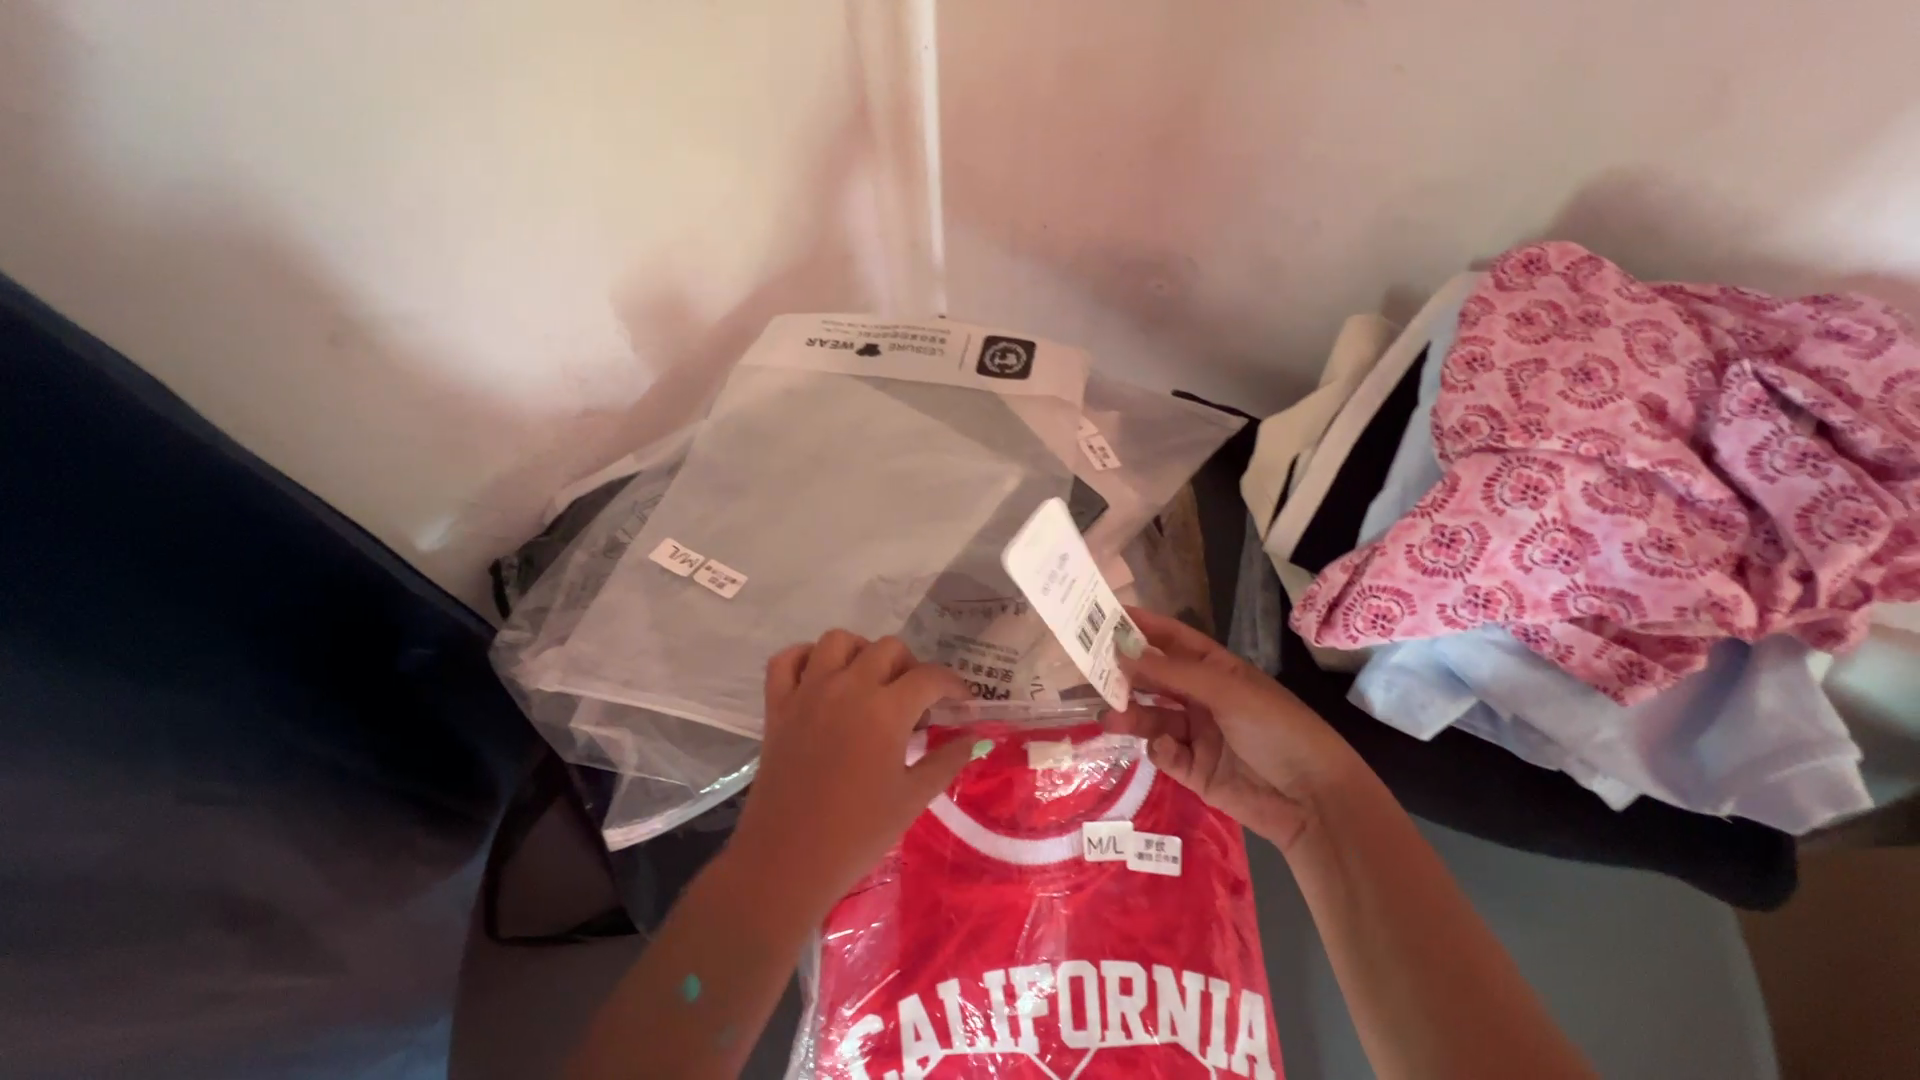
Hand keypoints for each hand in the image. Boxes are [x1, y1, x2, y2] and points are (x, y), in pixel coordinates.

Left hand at [729, 631, 974, 909]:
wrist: (788, 860)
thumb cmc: (857, 833)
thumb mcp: (913, 798)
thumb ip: (946, 760)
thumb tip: (973, 739)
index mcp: (886, 709)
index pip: (930, 677)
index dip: (954, 686)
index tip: (963, 702)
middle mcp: (847, 687)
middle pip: (888, 649)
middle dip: (911, 667)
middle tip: (918, 701)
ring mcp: (808, 692)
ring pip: (838, 640)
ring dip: (861, 652)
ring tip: (872, 682)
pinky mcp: (777, 706)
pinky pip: (787, 660)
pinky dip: (806, 658)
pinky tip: (822, 678)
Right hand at [1105, 608, 1363, 849]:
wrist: (1311, 798)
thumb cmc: (1277, 728)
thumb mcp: (1227, 692)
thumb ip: (1172, 674)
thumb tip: (1122, 653)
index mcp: (1218, 671)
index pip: (1174, 641)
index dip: (1143, 628)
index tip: (1106, 618)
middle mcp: (1204, 699)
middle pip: (1156, 680)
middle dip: (1127, 677)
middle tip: (1093, 675)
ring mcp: (1198, 735)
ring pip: (1153, 718)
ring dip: (1131, 715)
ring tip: (1109, 718)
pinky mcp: (1195, 771)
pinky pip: (1164, 754)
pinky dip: (1159, 750)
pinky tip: (1165, 750)